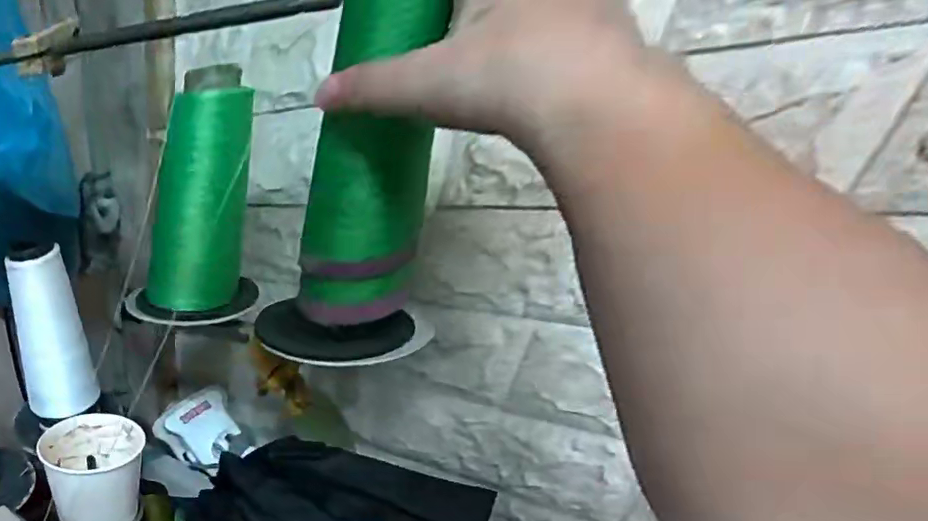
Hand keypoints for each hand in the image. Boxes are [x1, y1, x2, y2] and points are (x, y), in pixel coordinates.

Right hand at [313, 0, 674, 149]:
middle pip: (481, 3)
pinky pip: (559, 23)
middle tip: (436, 37)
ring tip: (476, 58)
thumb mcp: (419, 83)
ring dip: (503, 27)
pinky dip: (537, 39)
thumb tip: (321, 94)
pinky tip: (520, 70)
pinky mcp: (606, 22)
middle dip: (464, 17)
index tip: (403, 25)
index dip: (413, 13)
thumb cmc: (501, 75)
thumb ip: (369, 85)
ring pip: (524, 11)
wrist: (591, 102)